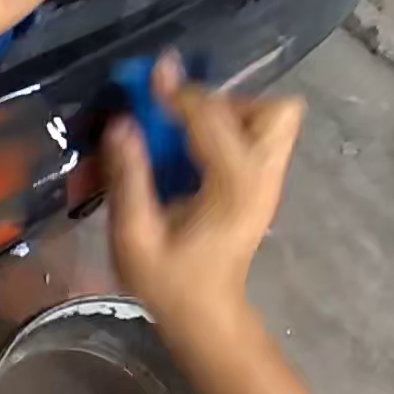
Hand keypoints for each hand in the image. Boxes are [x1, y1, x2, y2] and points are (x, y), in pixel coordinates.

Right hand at [104, 54, 303, 331]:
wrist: (206, 315)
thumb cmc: (168, 282)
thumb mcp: (134, 236)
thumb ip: (128, 177)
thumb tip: (120, 123)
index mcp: (233, 189)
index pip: (215, 119)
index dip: (178, 94)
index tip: (148, 79)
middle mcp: (263, 177)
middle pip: (272, 109)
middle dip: (219, 102)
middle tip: (175, 118)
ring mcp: (270, 181)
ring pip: (273, 117)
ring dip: (227, 112)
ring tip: (183, 133)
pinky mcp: (263, 184)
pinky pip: (260, 134)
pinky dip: (228, 128)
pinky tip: (192, 151)